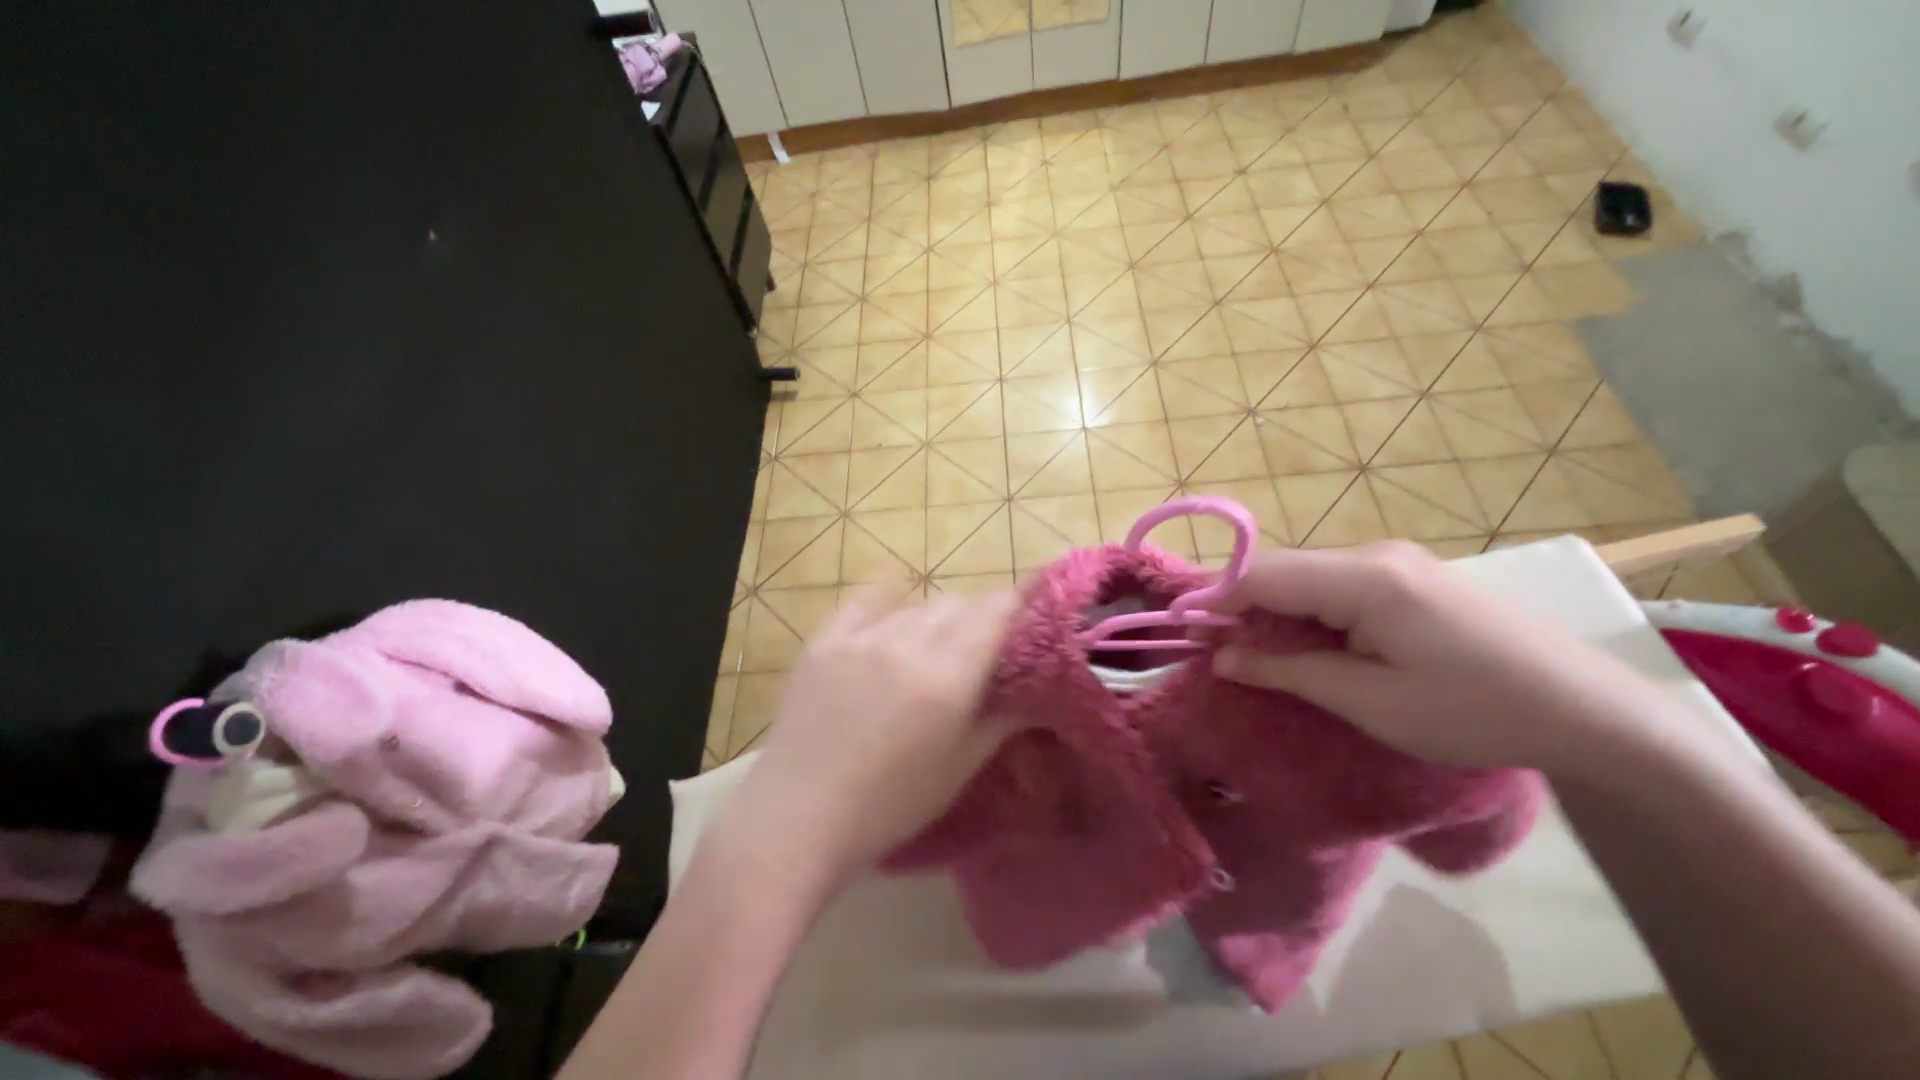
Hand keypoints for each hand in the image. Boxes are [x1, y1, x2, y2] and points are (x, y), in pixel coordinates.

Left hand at [725, 586, 1020, 879]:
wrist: (798, 818)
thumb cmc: (889, 807)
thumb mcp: (961, 768)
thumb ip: (1002, 718)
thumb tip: (1034, 687)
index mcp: (948, 676)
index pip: (998, 610)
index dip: (1020, 610)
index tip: (1030, 625)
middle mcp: (907, 642)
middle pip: (960, 603)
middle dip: (981, 620)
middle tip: (983, 655)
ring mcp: (860, 636)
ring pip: (918, 604)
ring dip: (938, 620)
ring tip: (933, 654)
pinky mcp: (823, 639)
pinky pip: (867, 600)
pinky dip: (890, 606)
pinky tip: (891, 628)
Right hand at [1208, 541, 1674, 775]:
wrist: (1588, 710)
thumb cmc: (1473, 710)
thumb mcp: (1371, 702)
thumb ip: (1290, 672)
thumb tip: (1222, 658)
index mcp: (1365, 577)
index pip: (1263, 574)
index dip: (1215, 600)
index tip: (1182, 634)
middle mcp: (1377, 554)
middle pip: (1284, 571)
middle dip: (1243, 609)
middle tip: (1215, 657)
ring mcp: (1400, 563)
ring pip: (1311, 580)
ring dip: (1278, 614)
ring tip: (1258, 660)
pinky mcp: (1416, 581)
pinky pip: (1341, 588)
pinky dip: (1313, 615)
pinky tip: (1311, 649)